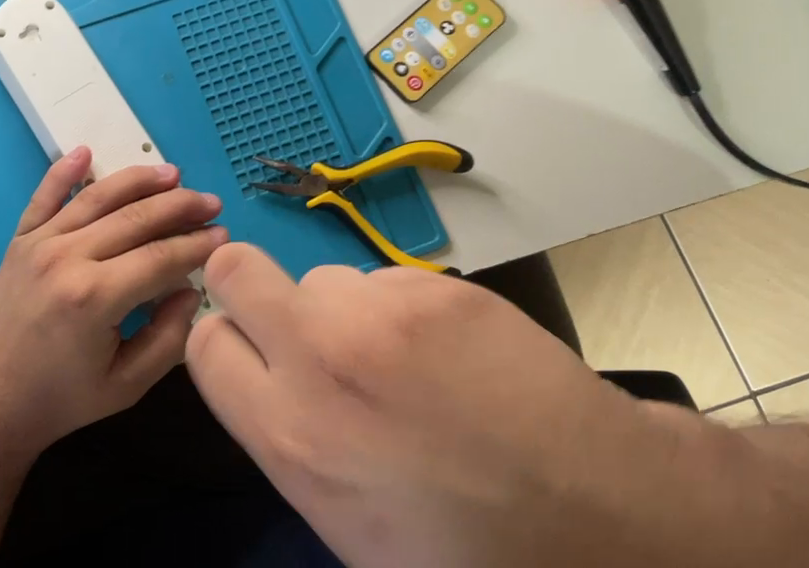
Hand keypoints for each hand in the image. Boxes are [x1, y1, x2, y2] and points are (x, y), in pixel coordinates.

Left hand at [0, 147, 227, 461]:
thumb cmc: (62, 400)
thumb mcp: (128, 385)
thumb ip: (169, 338)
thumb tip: (192, 290)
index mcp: (95, 298)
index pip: (161, 257)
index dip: (197, 245)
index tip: (225, 236)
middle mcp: (67, 258)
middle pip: (134, 219)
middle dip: (179, 207)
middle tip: (211, 202)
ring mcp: (39, 243)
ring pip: (96, 198)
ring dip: (137, 180)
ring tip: (172, 173)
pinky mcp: (20, 240)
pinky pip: (43, 197)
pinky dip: (63, 171)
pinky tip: (85, 150)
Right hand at [186, 243, 720, 565]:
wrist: (603, 522)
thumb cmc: (466, 551)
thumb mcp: (346, 524)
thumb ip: (288, 438)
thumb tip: (273, 382)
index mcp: (287, 433)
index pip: (205, 341)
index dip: (229, 341)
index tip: (259, 354)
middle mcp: (317, 357)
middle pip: (236, 270)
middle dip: (254, 288)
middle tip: (307, 330)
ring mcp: (380, 313)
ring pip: (326, 279)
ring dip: (346, 312)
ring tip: (407, 363)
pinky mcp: (437, 288)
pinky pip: (392, 283)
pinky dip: (408, 311)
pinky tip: (457, 357)